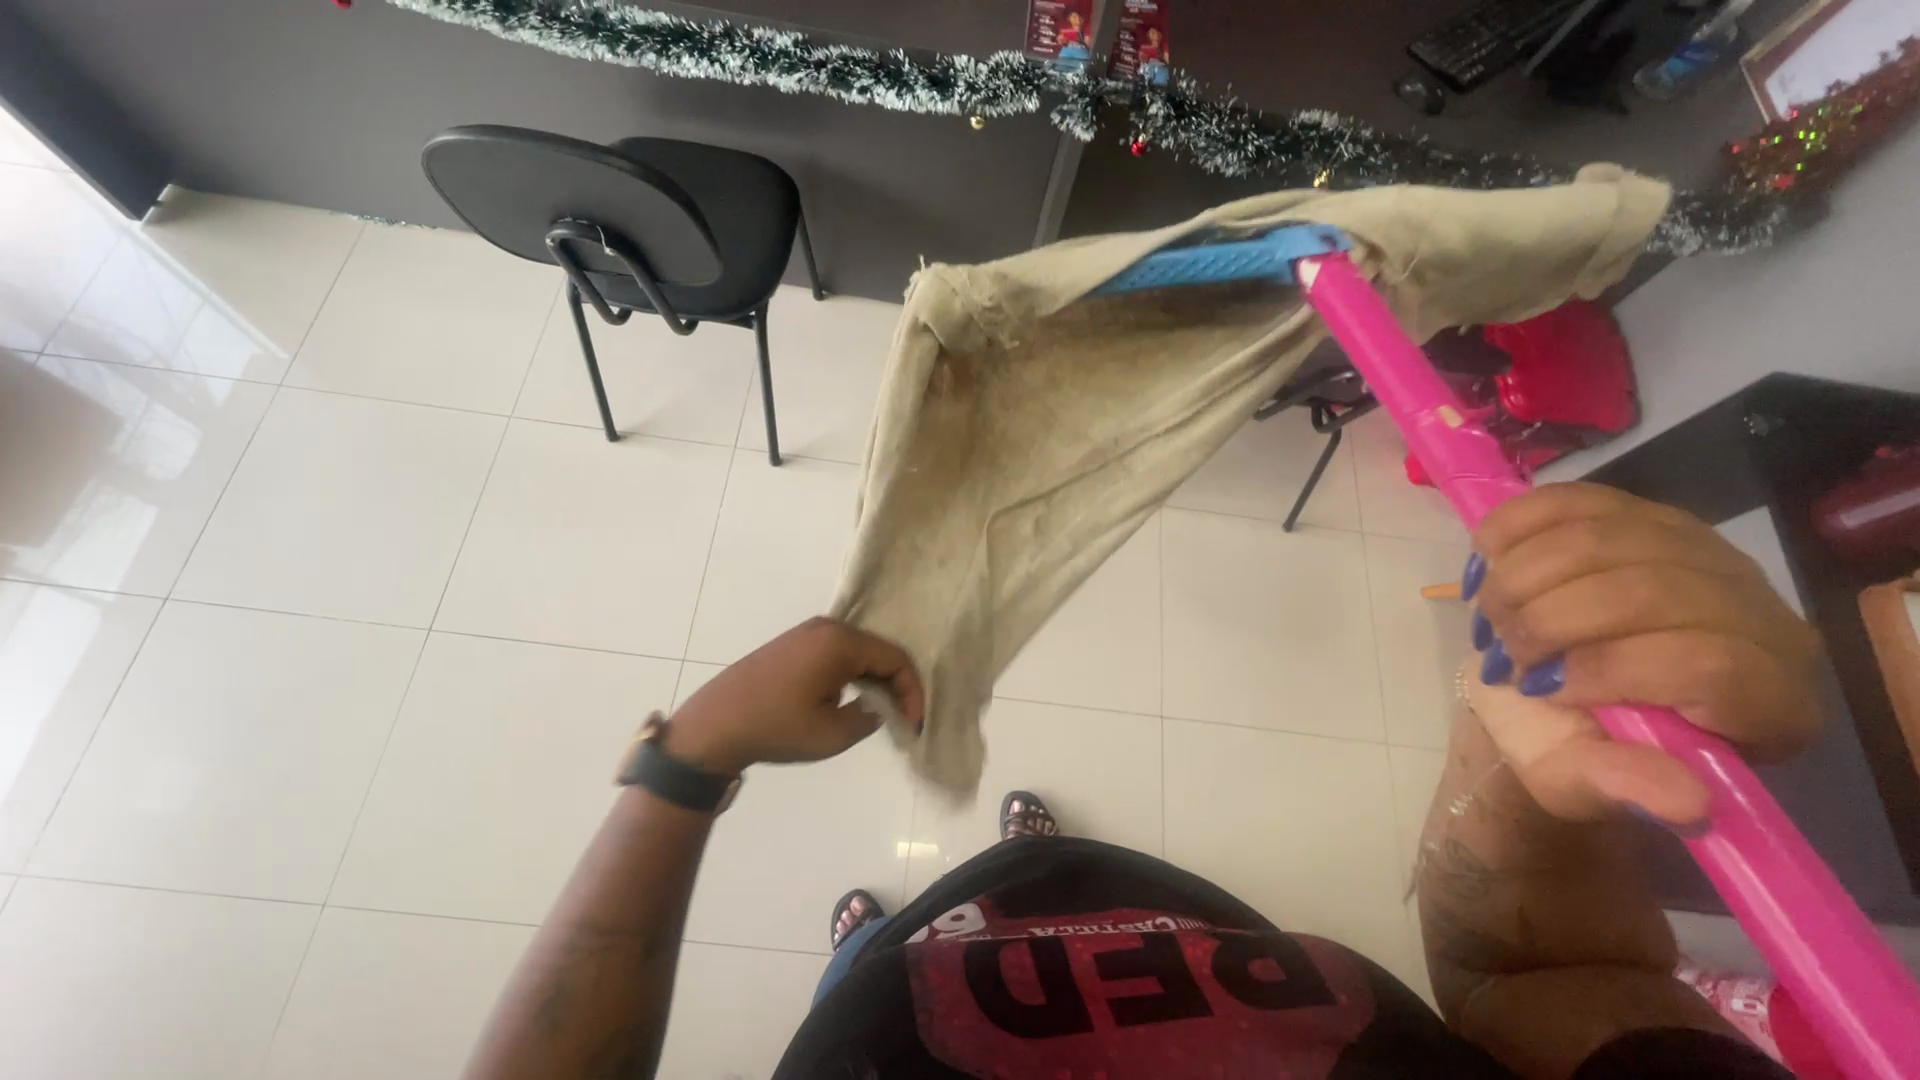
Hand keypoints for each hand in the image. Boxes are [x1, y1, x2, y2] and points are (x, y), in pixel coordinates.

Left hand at [666, 618, 924, 775]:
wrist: (714, 726)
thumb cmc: (777, 727)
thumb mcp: (833, 734)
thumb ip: (869, 718)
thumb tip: (876, 708)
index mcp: (840, 642)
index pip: (895, 659)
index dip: (912, 692)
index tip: (913, 724)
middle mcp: (826, 628)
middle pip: (877, 651)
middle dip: (894, 685)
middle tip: (902, 719)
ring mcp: (805, 634)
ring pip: (856, 653)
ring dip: (872, 680)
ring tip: (878, 713)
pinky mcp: (791, 645)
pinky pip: (835, 655)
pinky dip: (850, 675)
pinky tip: (846, 701)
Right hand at [1462, 483, 1821, 827]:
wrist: (1531, 690)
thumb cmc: (1564, 744)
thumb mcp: (1580, 783)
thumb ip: (1625, 789)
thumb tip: (1688, 802)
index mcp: (1764, 700)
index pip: (1707, 661)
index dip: (1608, 669)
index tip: (1539, 689)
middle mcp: (1755, 615)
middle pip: (1648, 589)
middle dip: (1545, 621)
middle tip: (1500, 654)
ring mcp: (1697, 552)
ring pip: (1601, 538)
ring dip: (1518, 581)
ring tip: (1490, 619)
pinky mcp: (1637, 514)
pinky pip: (1571, 500)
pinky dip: (1511, 530)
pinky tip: (1485, 565)